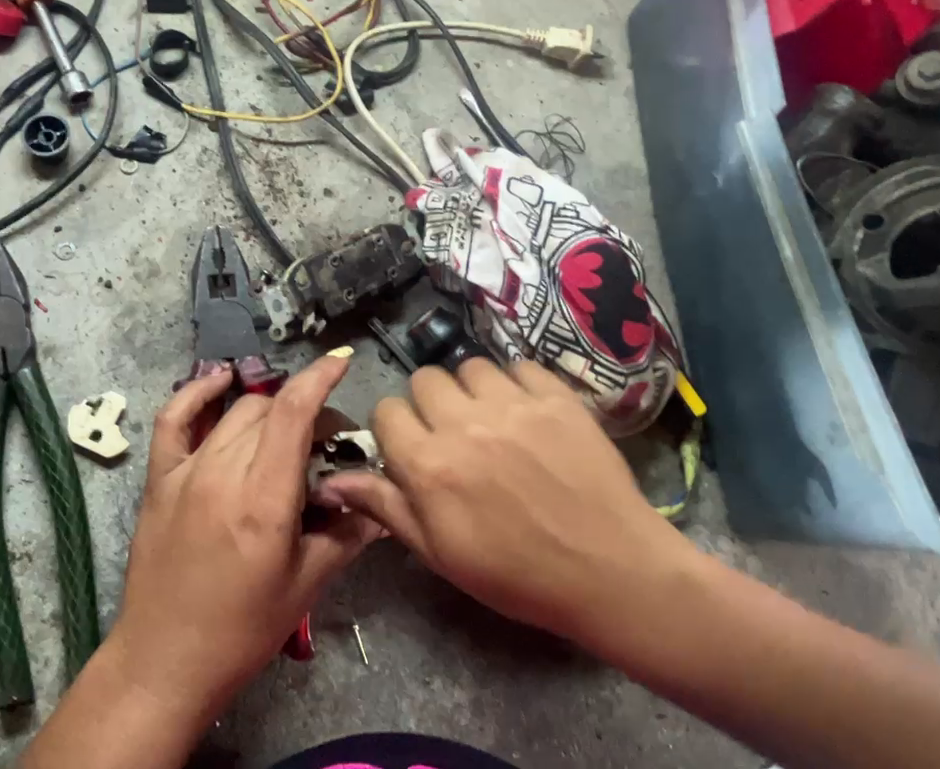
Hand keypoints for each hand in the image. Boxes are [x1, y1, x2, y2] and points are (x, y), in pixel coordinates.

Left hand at [104, 355, 383, 714]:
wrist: (165, 660)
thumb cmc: (243, 630)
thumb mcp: (307, 585)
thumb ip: (347, 534)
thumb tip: (383, 503)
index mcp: (264, 498)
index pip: (293, 412)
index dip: (320, 378)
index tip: (342, 360)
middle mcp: (222, 472)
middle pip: (269, 410)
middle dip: (307, 412)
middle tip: (326, 446)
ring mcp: (185, 472)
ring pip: (234, 413)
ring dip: (268, 412)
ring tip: (287, 438)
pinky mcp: (159, 479)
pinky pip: (174, 419)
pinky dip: (197, 393)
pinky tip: (219, 383)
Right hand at [316, 358, 696, 646]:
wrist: (609, 572)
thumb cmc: (516, 574)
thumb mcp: (439, 554)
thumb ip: (386, 507)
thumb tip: (330, 480)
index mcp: (429, 465)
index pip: (387, 412)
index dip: (396, 431)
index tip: (414, 449)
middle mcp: (465, 424)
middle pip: (425, 380)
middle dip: (431, 405)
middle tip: (454, 434)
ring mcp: (514, 405)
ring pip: (470, 367)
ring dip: (473, 391)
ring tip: (493, 420)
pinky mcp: (557, 397)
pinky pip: (520, 365)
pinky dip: (517, 383)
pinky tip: (528, 414)